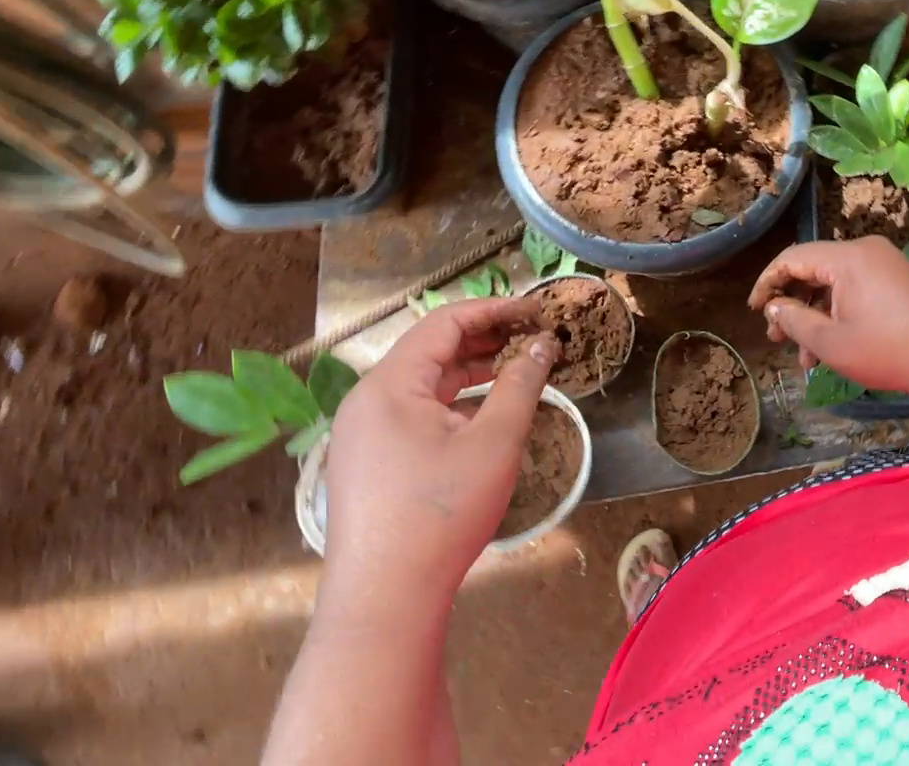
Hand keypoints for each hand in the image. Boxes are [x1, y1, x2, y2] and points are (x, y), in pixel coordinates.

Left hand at [320, 297, 557, 609]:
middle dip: (486, 339)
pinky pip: (416, 414)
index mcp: (389, 385)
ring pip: (425, 384)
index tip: (537, 312)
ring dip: (472, 372)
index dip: (495, 310)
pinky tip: (487, 413)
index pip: (444, 323)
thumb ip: (521, 383)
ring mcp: (364, 434)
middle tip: (535, 339)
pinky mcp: (370, 462)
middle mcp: (368, 401)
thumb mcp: (494, 441)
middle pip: (431, 351)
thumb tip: (544, 344)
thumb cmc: (443, 511)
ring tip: (519, 369)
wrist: (386, 597)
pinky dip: (455, 403)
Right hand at [749, 237, 908, 397]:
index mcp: (847, 257)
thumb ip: (794, 320)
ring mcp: (885, 262)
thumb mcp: (830, 342)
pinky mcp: (897, 278)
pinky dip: (839, 312)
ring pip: (834, 283)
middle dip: (792, 304)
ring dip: (816, 315)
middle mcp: (866, 250)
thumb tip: (774, 307)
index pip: (792, 258)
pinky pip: (856, 287)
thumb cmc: (886, 351)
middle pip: (814, 269)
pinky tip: (832, 346)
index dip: (767, 283)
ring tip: (805, 356)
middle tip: (777, 338)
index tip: (755, 310)